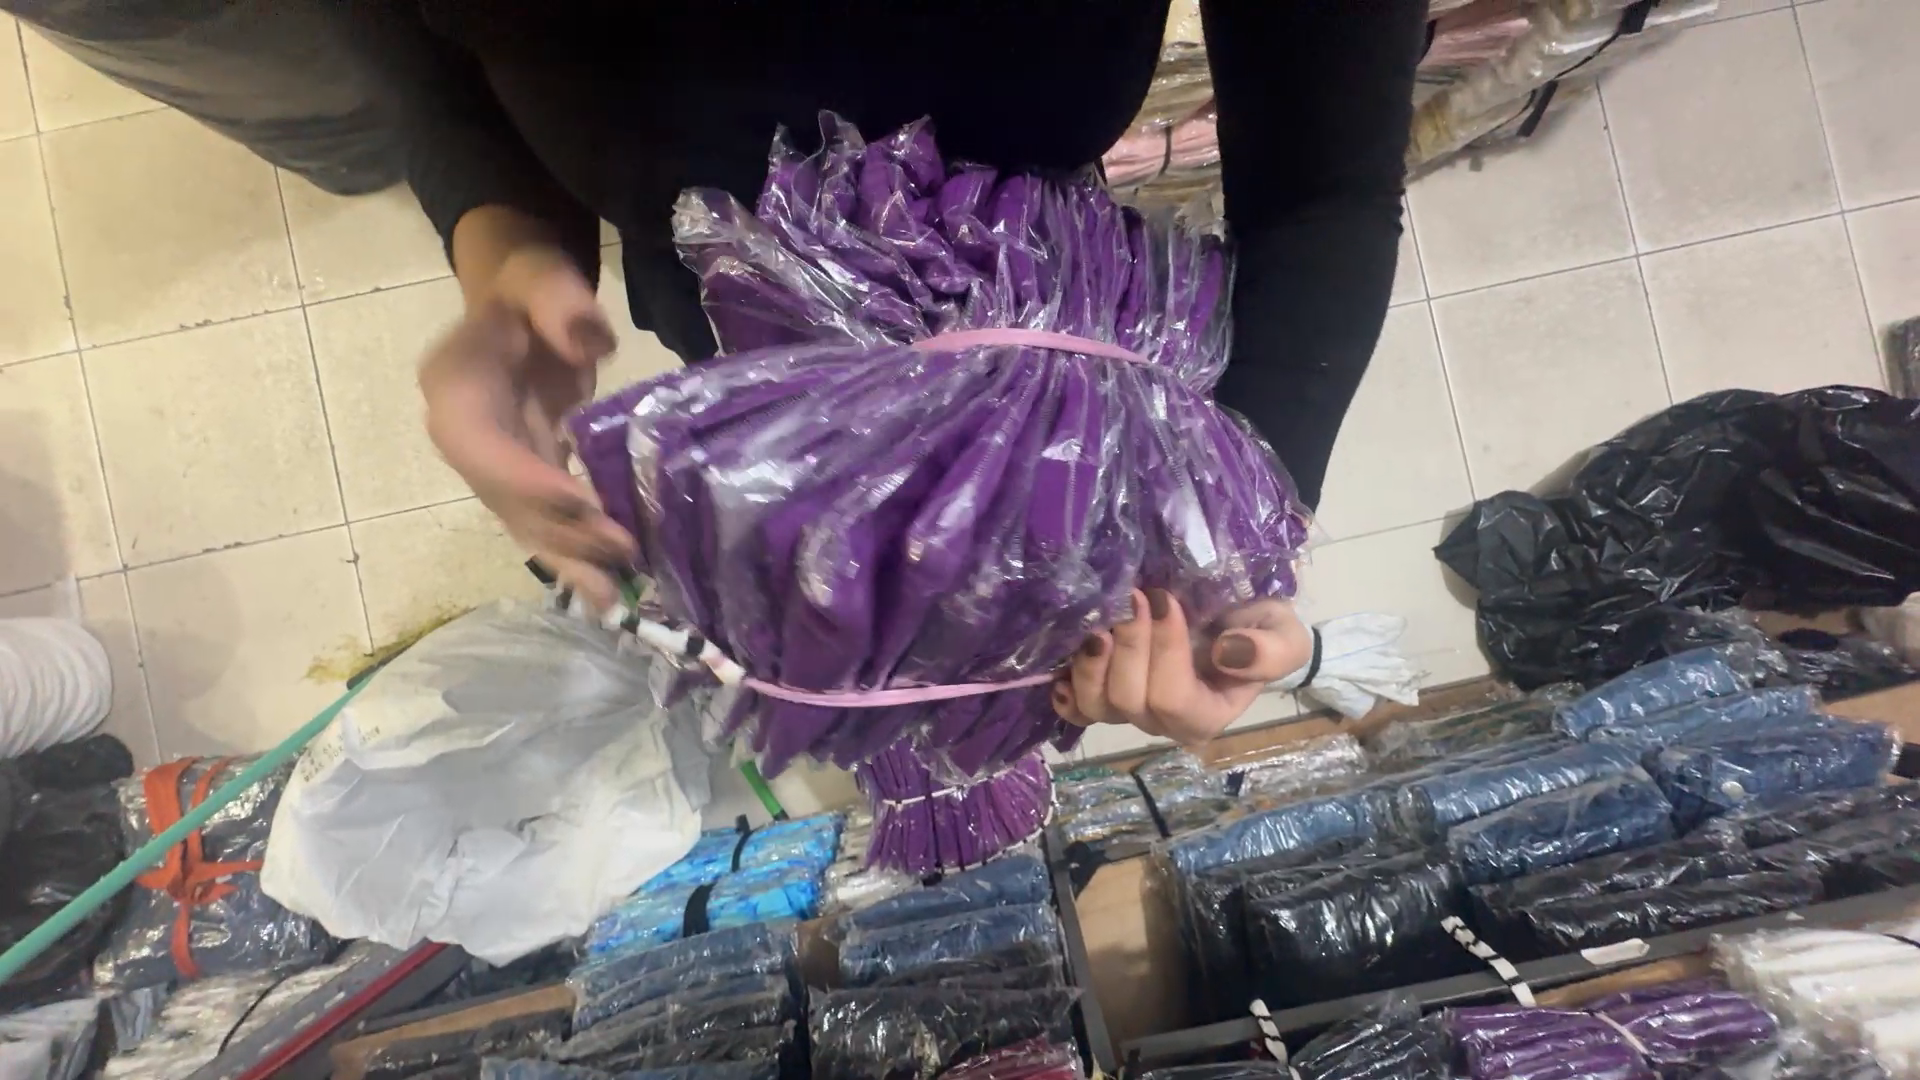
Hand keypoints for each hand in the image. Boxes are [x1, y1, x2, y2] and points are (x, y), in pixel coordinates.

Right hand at [419, 245, 634, 609]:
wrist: (521, 305)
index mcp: (456, 389)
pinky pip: (550, 523)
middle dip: (563, 532)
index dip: (525, 480)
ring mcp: (498, 465)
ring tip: (613, 600)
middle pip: (507, 499)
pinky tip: (611, 588)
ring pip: (527, 525)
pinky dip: (578, 554)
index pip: (481, 446)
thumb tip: (589, 339)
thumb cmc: (528, 288)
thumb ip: (558, 303)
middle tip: (622, 553)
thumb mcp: (539, 279)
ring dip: (570, 562)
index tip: (581, 506)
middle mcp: (468, 438)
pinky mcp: (529, 478)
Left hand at [1053, 590, 1313, 745]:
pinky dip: (1065, 687)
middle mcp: (1163, 722)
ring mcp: (1129, 712)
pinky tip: (1064, 662)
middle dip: (1127, 645)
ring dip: (1091, 663)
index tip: (1161, 599)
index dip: (1163, 651)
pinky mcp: (1103, 696)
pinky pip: (1075, 707)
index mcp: (1206, 714)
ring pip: (1095, 705)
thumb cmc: (1257, 631)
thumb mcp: (1283, 634)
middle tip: (1130, 596)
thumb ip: (1270, 650)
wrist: (1232, 624)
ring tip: (1098, 623)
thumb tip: (1227, 652)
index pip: (1173, 698)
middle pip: (1128, 700)